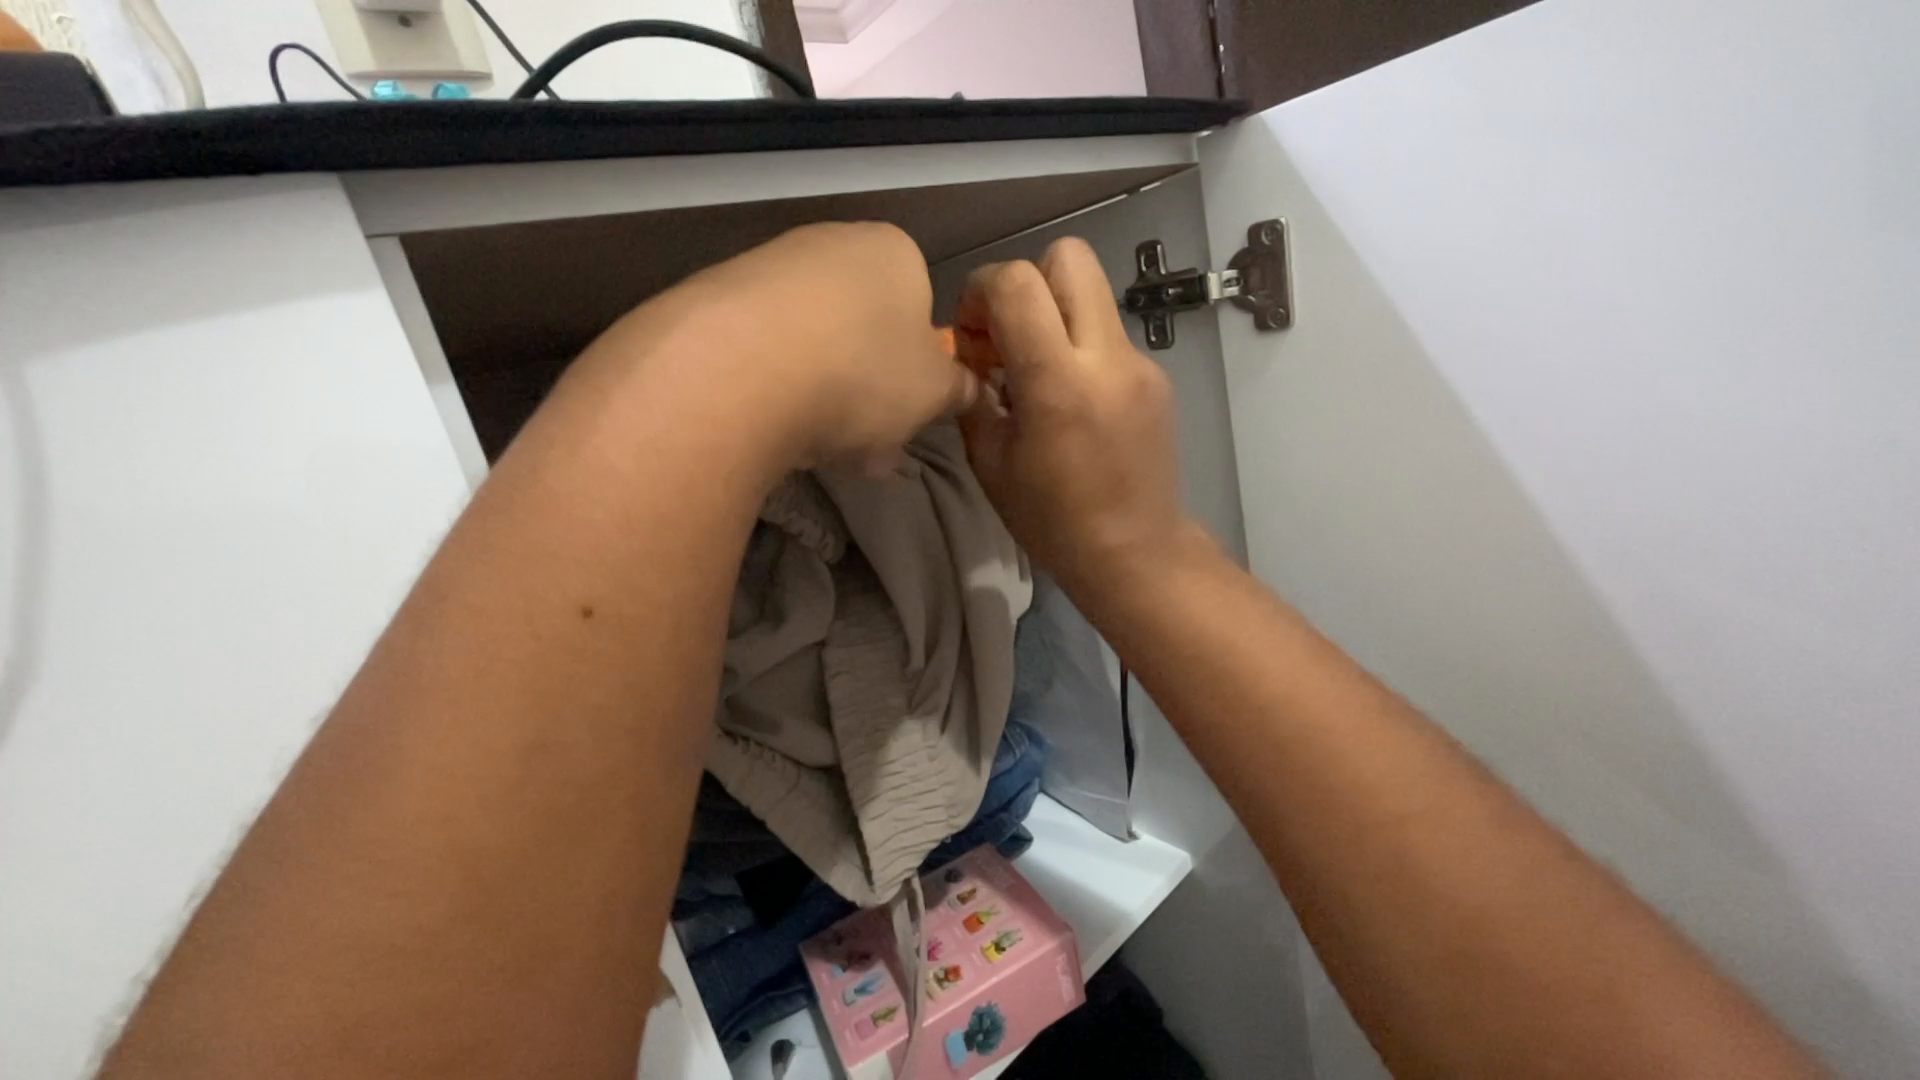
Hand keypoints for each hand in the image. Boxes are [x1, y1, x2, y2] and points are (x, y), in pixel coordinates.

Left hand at [616, 222, 978, 472]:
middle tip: (866, 443)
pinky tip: (771, 426)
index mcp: (895, 252)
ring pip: (813, 342)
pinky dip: (775, 387)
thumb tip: (965, 388)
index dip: (918, 368)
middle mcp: (832, 243)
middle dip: (869, 387)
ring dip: (822, 394)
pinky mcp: (717, 297)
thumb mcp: (933, 393)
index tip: (907, 412)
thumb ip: (956, 389)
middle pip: (863, 326)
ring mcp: (770, 266)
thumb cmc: (862, 373)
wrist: (739, 368)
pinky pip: (764, 350)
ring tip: (816, 447)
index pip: (920, 308)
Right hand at [955, 238, 1200, 597]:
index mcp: (1057, 383)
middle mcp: (1106, 358)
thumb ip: (973, 395)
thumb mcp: (990, 461)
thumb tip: (967, 356)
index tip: (973, 332)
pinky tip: (1071, 399)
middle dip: (1027, 280)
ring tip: (1037, 371)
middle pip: (1068, 256)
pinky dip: (1079, 347)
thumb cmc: (1051, 520)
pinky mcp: (1156, 376)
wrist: (1134, 552)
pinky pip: (1108, 333)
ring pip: (1092, 292)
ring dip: (1054, 314)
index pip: (1018, 281)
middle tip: (1009, 333)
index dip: (982, 290)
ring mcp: (1139, 364)